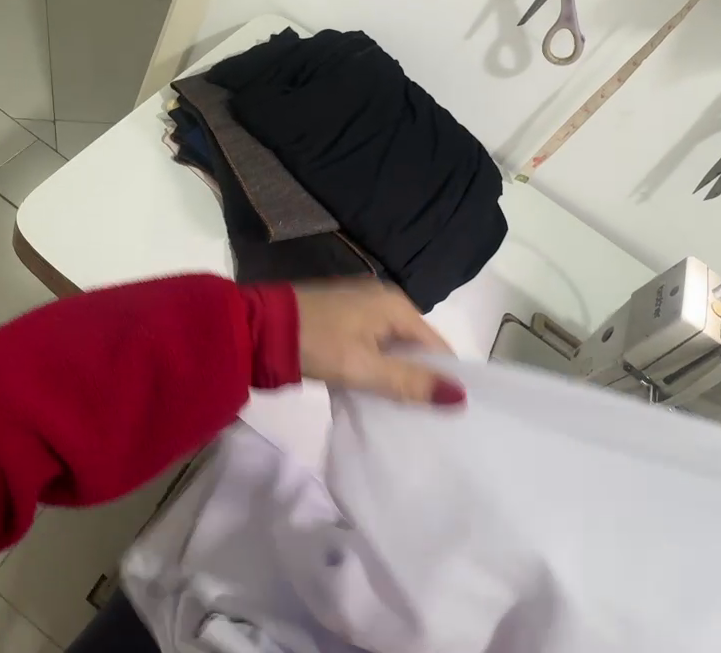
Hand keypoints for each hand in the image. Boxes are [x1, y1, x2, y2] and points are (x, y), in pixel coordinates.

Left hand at [293, 280, 464, 406]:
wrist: (259, 328)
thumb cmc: (317, 343)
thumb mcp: (365, 367)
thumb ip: (410, 382)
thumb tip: (461, 397)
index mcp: (395, 304)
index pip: (436, 344)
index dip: (445, 377)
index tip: (450, 414)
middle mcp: (382, 299)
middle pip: (414, 345)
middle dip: (421, 378)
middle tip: (429, 420)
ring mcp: (360, 308)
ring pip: (391, 347)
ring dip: (396, 375)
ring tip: (404, 413)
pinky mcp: (341, 320)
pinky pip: (371, 345)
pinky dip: (375, 366)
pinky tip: (373, 392)